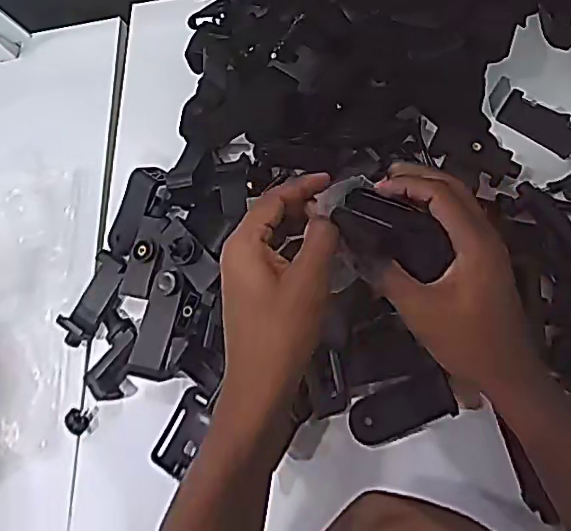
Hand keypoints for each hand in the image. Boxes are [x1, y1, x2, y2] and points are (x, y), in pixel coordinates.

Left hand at [216, 172, 339, 421]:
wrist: (261, 389)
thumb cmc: (274, 343)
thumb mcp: (308, 279)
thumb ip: (321, 237)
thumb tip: (328, 216)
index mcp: (243, 245)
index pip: (272, 198)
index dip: (302, 185)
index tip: (325, 181)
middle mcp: (239, 256)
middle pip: (272, 214)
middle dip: (304, 205)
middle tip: (332, 204)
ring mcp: (245, 274)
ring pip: (277, 235)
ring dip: (304, 227)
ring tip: (331, 228)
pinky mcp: (255, 291)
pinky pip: (278, 255)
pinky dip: (299, 249)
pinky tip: (321, 257)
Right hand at [371, 164, 548, 399]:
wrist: (508, 373)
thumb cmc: (477, 346)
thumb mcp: (421, 311)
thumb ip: (390, 278)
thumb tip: (367, 255)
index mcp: (475, 243)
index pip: (441, 193)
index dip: (408, 184)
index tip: (382, 187)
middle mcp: (487, 238)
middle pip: (454, 186)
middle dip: (419, 175)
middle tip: (389, 175)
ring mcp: (490, 246)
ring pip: (461, 198)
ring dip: (431, 187)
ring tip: (401, 187)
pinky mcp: (487, 257)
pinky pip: (463, 214)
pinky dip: (440, 204)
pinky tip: (422, 214)